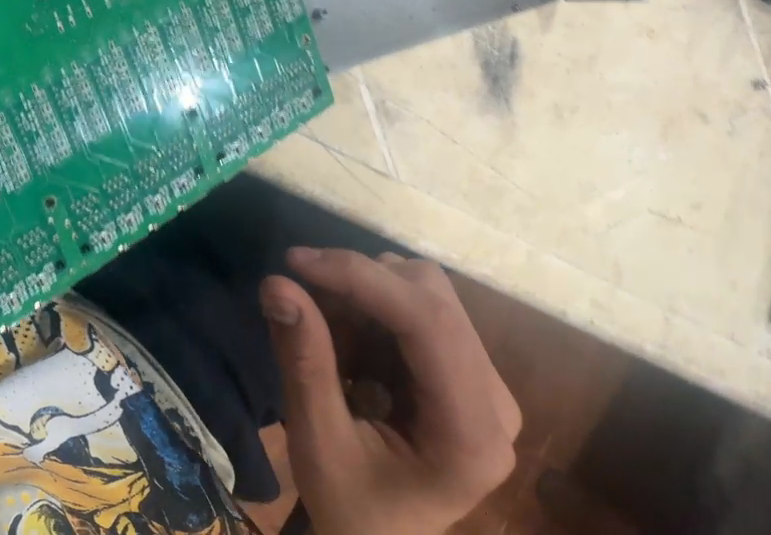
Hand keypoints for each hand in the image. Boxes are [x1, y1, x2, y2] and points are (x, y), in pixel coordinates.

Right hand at [260, 249, 520, 534]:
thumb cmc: (351, 509)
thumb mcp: (318, 443)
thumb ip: (303, 361)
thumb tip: (276, 283)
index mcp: (470, 432)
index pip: (428, 322)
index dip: (362, 278)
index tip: (296, 261)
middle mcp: (494, 400)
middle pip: (432, 297)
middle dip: (358, 281)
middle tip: (300, 295)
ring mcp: (485, 386)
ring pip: (425, 293)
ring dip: (363, 294)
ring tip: (323, 332)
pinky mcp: (466, 375)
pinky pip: (418, 309)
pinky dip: (370, 309)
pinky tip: (344, 344)